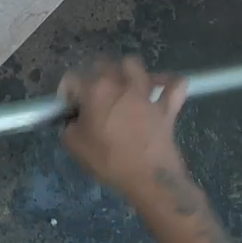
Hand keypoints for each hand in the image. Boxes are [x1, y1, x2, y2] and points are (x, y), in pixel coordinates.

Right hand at [60, 58, 187, 192]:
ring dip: (125, 71)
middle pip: (102, 64)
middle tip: (92, 98)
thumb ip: (68, 125)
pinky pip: (175, 84)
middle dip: (93, 77)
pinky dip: (169, 82)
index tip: (69, 110)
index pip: (72, 79)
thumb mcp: (73, 145)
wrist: (148, 178)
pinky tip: (162, 86)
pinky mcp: (167, 105)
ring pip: (134, 65)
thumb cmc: (108, 159)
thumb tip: (74, 120)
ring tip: (122, 85)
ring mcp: (145, 92)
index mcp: (94, 89)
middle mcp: (120, 83)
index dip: (66, 93)